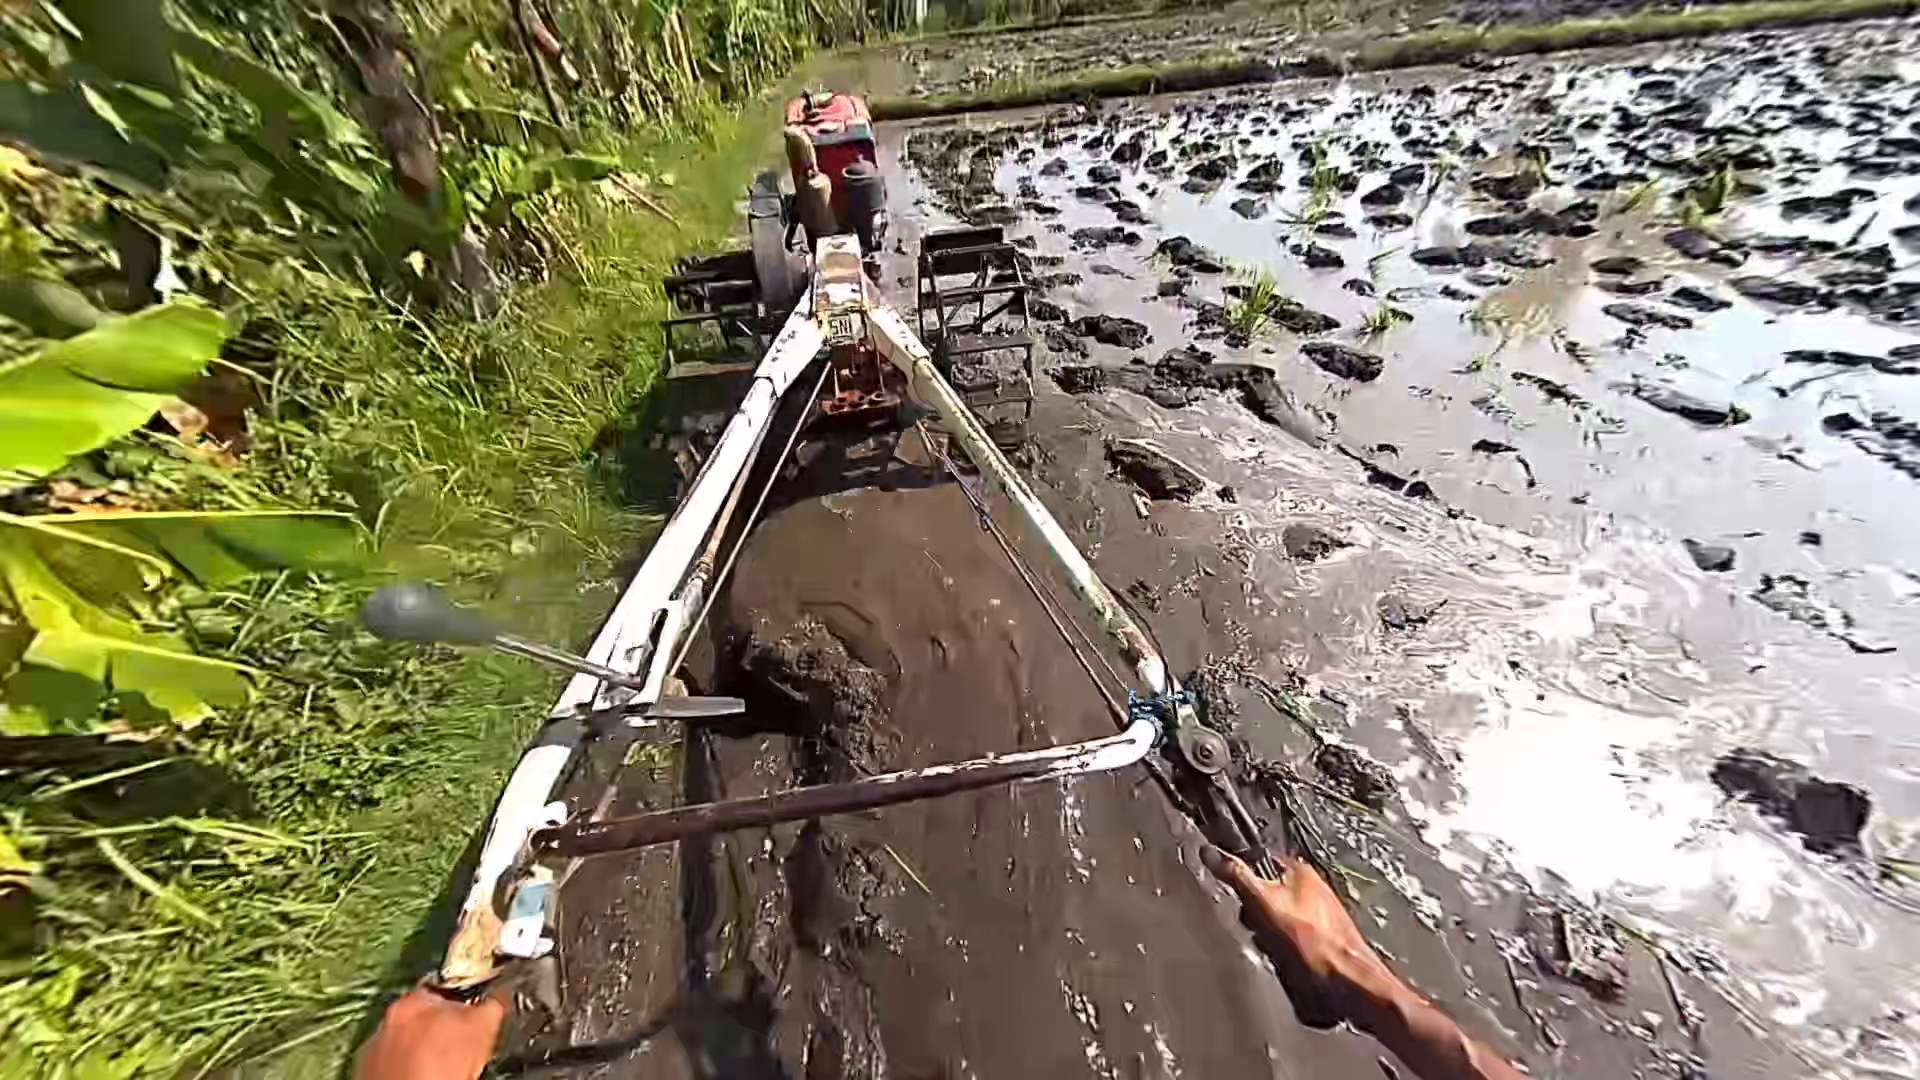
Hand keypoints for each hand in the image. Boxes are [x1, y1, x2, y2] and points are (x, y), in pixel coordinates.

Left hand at [355, 984, 506, 1079]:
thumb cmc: (445, 1065)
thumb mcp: (487, 1020)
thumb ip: (492, 997)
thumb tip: (497, 993)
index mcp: (412, 1001)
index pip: (443, 983)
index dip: (463, 993)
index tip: (473, 1003)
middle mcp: (384, 1024)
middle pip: (423, 1011)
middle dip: (441, 1019)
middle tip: (461, 1032)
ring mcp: (371, 1054)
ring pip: (407, 1038)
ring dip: (423, 1043)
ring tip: (444, 1056)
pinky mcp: (366, 1078)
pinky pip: (394, 1061)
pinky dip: (408, 1064)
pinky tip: (428, 1072)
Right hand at [1201, 846, 1400, 1031]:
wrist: (1357, 990)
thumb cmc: (1314, 944)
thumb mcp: (1265, 903)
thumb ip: (1236, 875)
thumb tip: (1208, 851)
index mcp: (1299, 869)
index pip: (1255, 863)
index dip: (1244, 884)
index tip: (1245, 903)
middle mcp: (1312, 887)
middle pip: (1265, 894)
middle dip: (1258, 917)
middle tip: (1264, 932)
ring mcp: (1321, 914)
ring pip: (1277, 919)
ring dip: (1272, 937)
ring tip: (1281, 952)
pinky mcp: (1327, 940)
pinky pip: (1294, 939)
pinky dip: (1289, 951)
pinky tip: (1294, 963)